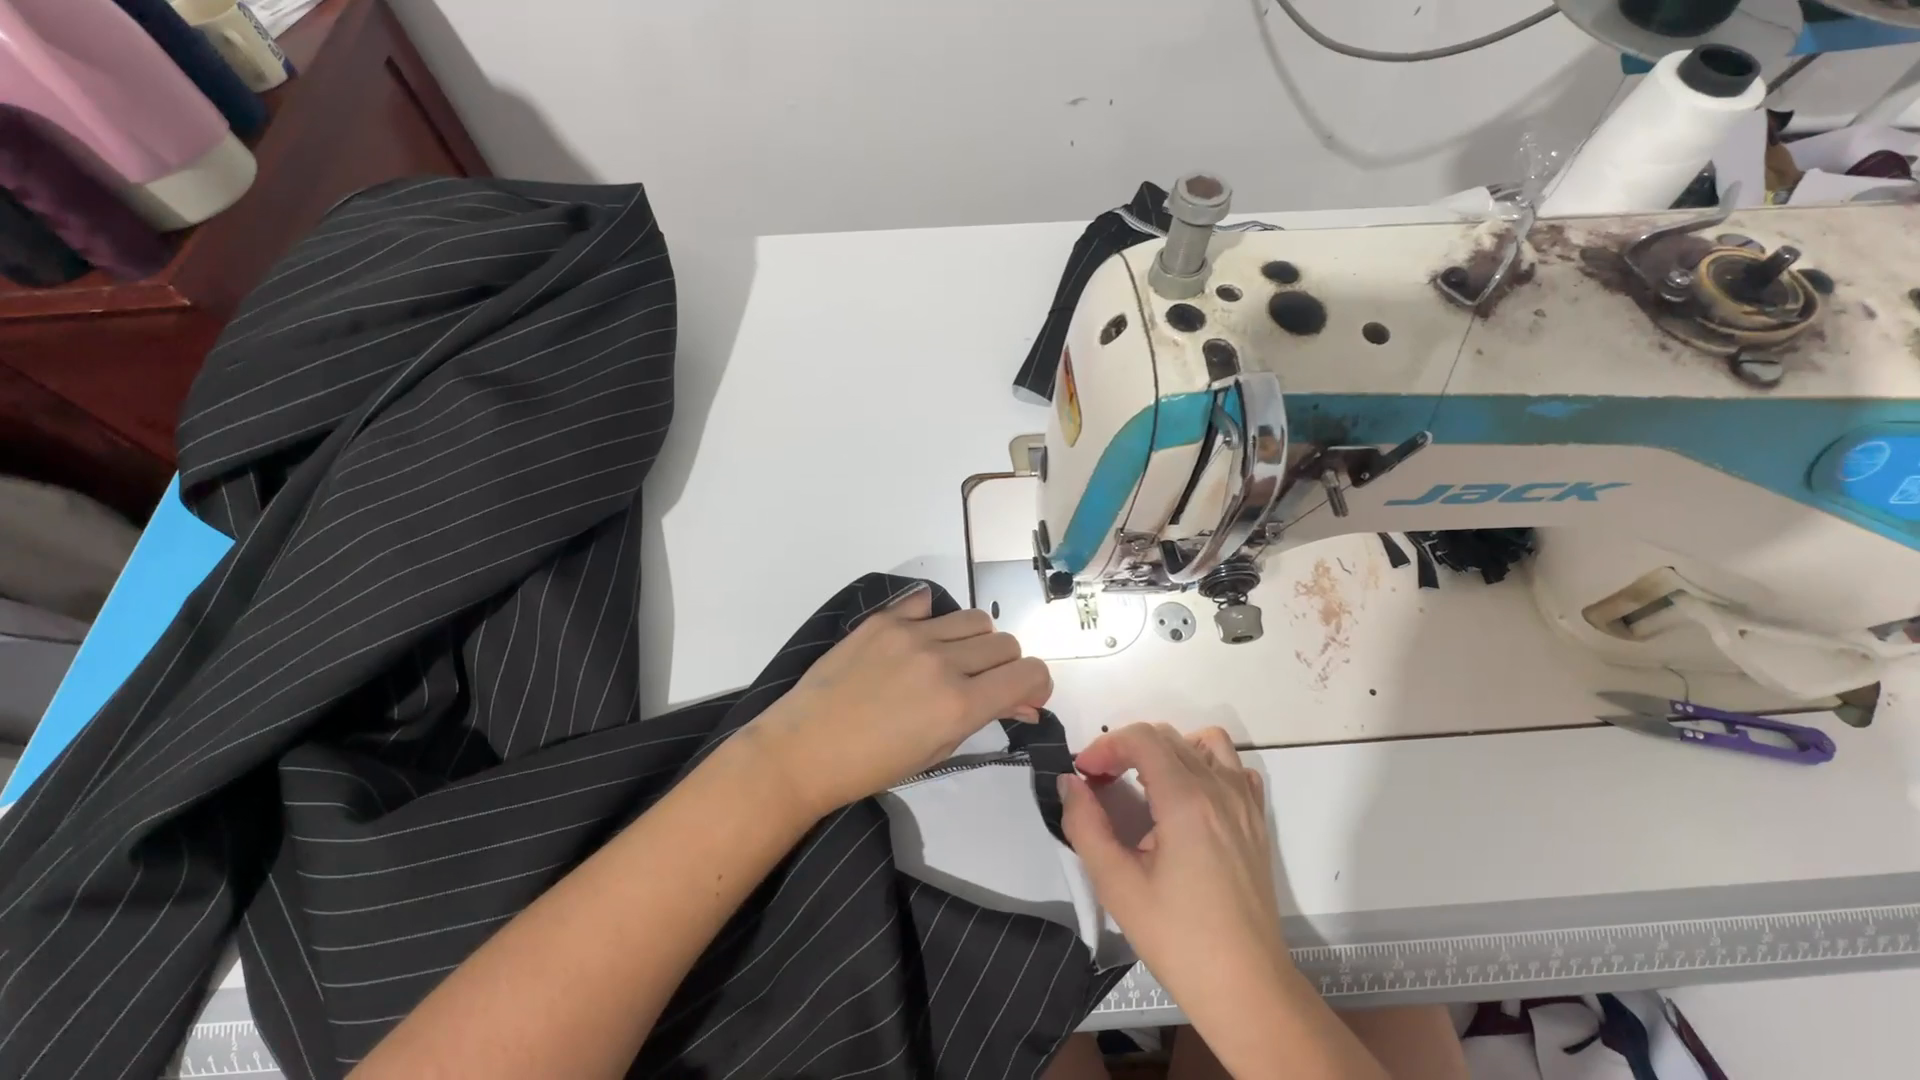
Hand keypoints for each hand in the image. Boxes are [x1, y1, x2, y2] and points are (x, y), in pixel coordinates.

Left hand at [743, 585, 1052, 818]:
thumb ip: (984, 716)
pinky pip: (928, 604)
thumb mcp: (938, 749)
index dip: (1037, 685)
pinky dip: (934, 622)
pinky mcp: (883, 620)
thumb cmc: (872, 766)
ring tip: (949, 662)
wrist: (803, 749)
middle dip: (1004, 666)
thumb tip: (1024, 702)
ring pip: (974, 619)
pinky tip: (916, 645)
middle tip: (981, 684)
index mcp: (959, 704)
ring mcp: (911, 634)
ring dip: (975, 640)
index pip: (1029, 673)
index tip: (1024, 696)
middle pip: (1005, 643)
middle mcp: (942, 661)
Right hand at [1058, 724, 1290, 1025]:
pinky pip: (1235, 769)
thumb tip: (1071, 783)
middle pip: (1169, 737)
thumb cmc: (1177, 938)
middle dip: (1127, 748)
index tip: (1084, 774)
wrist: (1245, 986)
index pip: (1143, 739)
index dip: (1105, 746)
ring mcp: (1245, 804)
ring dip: (1169, 750)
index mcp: (1187, 801)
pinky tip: (1188, 799)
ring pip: (1206, 743)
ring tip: (1145, 785)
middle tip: (1101, 784)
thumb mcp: (1117, 885)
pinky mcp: (1257, 822)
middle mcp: (1221, 790)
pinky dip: (1207, 766)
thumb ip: (1086, 825)